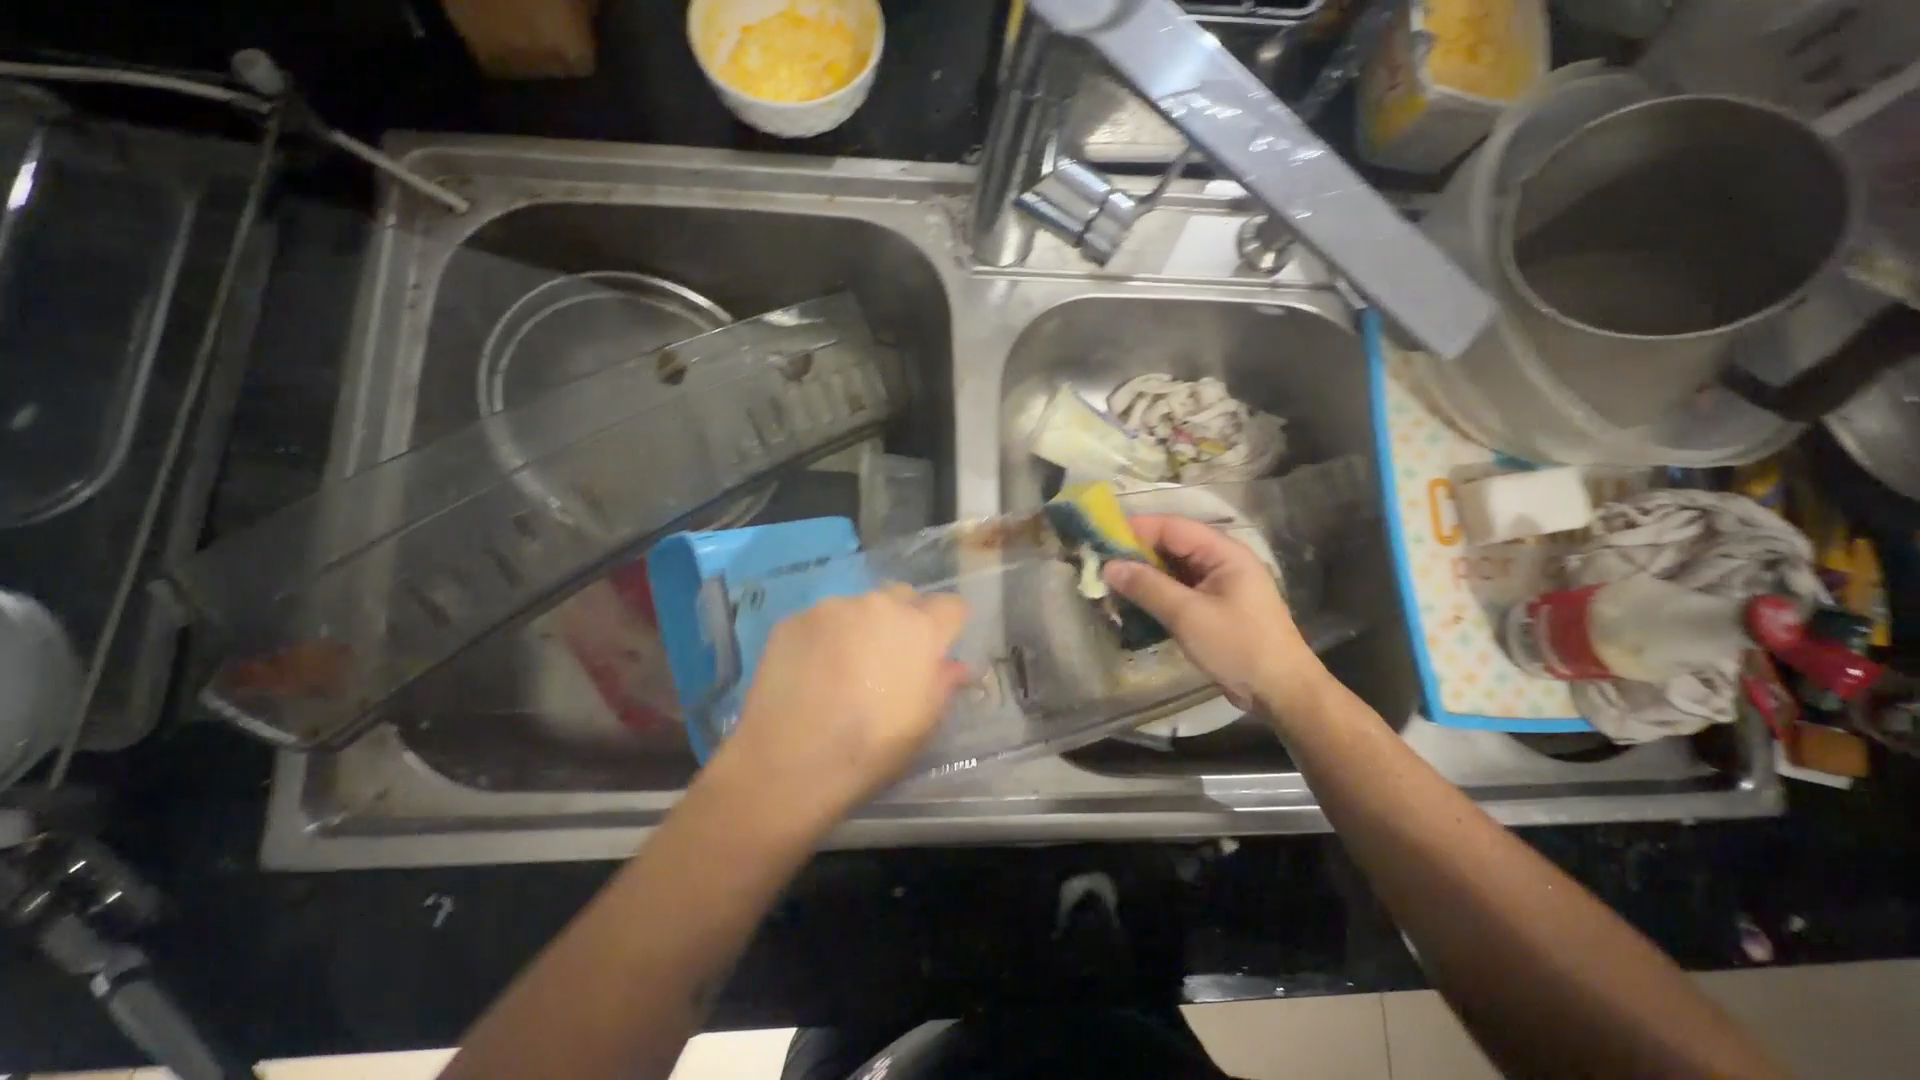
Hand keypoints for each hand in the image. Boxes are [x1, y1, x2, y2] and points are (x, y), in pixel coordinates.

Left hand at [714, 585, 970, 825]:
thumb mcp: (924, 726)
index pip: (951, 606)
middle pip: (902, 598)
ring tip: (844, 669)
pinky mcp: (792, 620)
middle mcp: (877, 606)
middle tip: (890, 661)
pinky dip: (823, 639)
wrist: (791, 762)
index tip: (938, 651)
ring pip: (857, 608)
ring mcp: (830, 609)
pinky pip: (819, 621)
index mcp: (919, 629)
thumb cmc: (871, 749)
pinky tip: (811, 673)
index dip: (948, 628)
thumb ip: (944, 685)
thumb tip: (956, 666)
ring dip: (860, 628)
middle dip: (904, 621)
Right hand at [1102, 514, 1324, 711]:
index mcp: (1224, 552)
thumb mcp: (1188, 615)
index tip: (1100, 537)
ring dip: (1145, 576)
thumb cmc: (1238, 645)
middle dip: (1136, 553)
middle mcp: (1222, 562)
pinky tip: (1133, 604)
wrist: (1280, 690)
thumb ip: (1148, 587)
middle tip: (1099, 564)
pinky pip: (1180, 591)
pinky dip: (1157, 594)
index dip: (1136, 529)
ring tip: (1110, 584)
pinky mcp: (1215, 609)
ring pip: (1174, 570)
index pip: (1173, 526)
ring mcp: (1220, 586)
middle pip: (1172, 545)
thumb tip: (1109, 566)